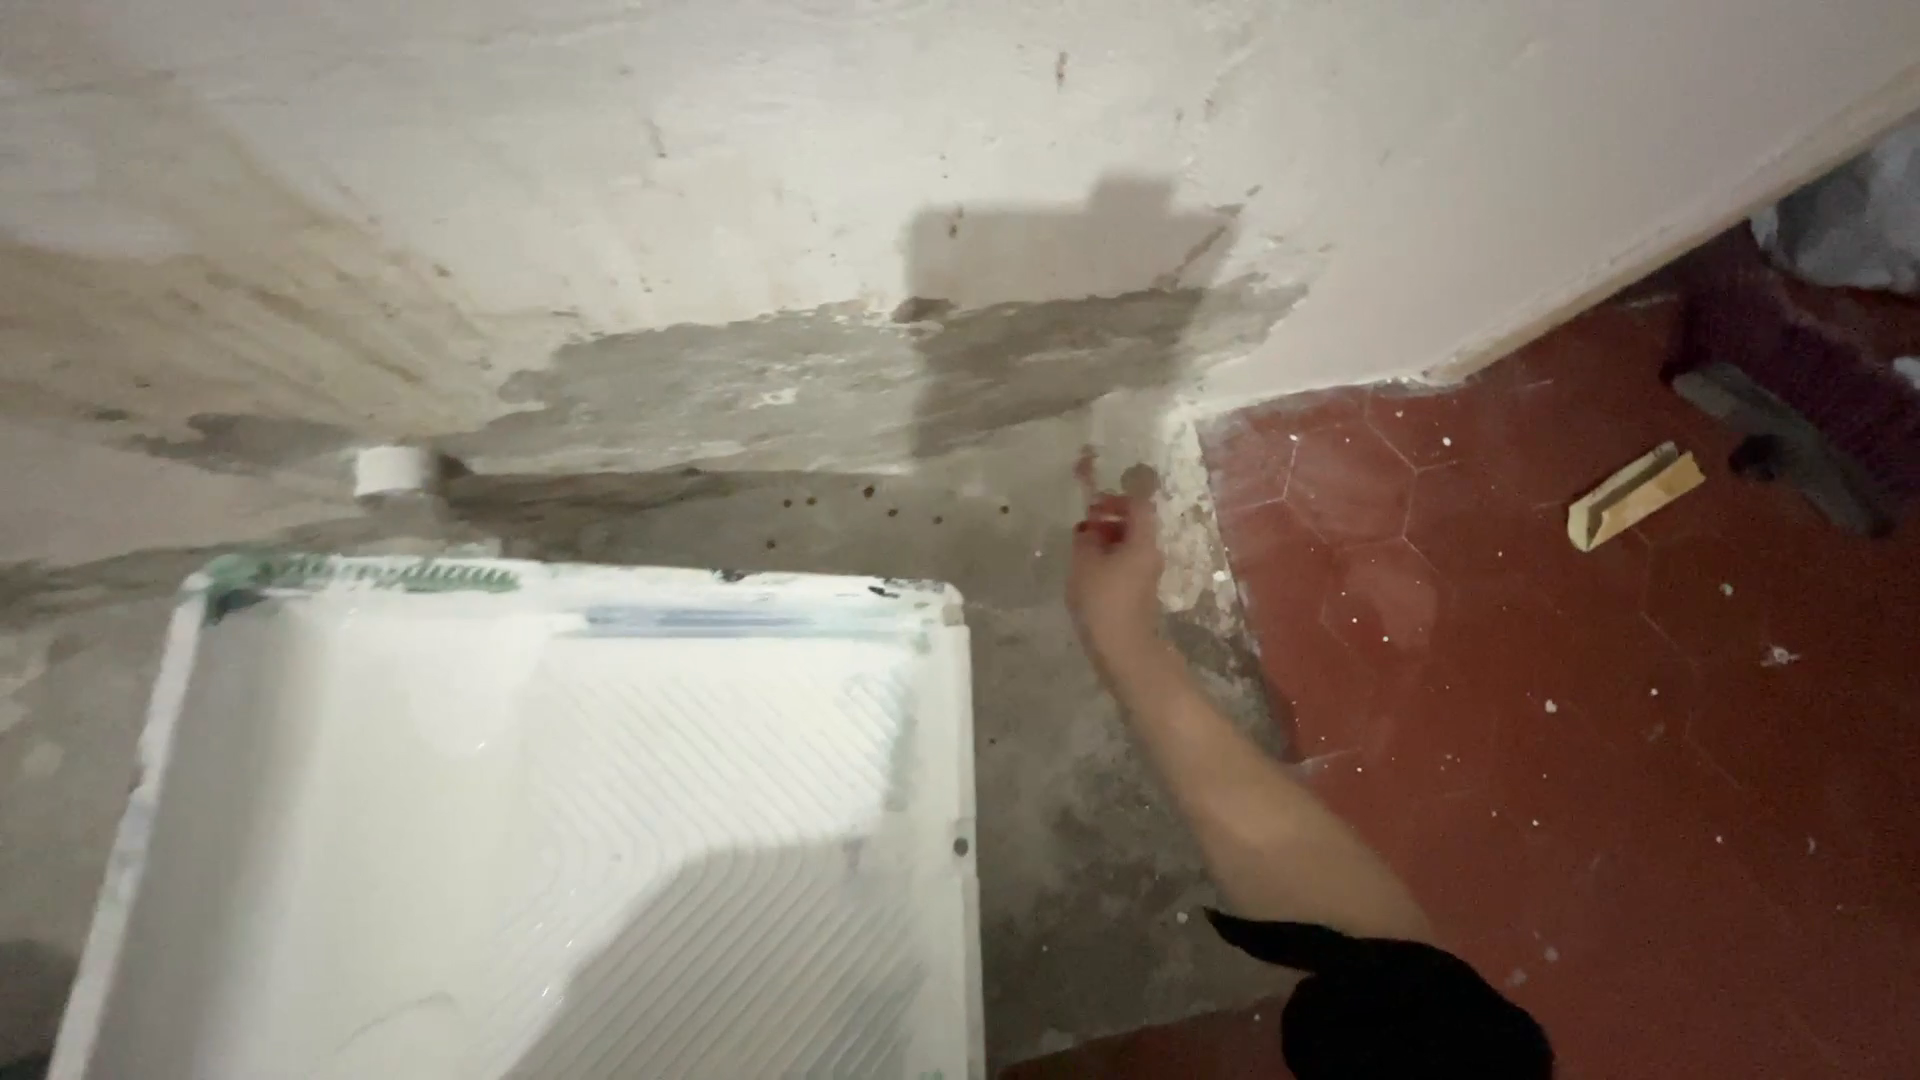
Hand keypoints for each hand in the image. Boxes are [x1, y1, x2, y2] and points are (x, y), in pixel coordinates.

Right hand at [1067, 460, 1163, 677]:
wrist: (1123, 649)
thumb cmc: (1103, 601)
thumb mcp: (1085, 563)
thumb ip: (1085, 539)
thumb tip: (1089, 529)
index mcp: (1142, 541)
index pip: (1138, 505)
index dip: (1115, 498)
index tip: (1092, 505)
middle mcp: (1151, 554)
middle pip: (1135, 525)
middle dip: (1109, 520)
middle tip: (1083, 526)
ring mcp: (1147, 575)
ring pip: (1130, 546)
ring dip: (1107, 541)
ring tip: (1080, 550)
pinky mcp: (1140, 593)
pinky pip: (1126, 564)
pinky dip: (1109, 560)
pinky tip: (1088, 572)